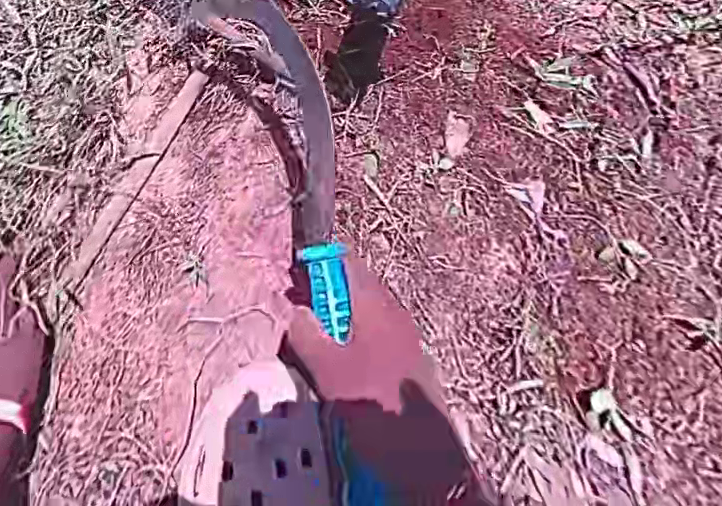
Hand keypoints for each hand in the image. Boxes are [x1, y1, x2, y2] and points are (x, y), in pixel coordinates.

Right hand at [284, 250, 435, 409]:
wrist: (428, 461)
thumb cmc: (374, 403)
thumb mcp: (327, 369)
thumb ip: (304, 332)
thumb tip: (293, 310)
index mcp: (374, 302)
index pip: (343, 259)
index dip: (316, 264)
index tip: (295, 282)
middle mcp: (393, 310)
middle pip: (353, 285)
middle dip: (324, 296)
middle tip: (302, 316)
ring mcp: (407, 335)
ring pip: (365, 311)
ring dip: (339, 320)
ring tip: (319, 347)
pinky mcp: (412, 360)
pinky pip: (377, 334)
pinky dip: (356, 339)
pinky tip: (345, 368)